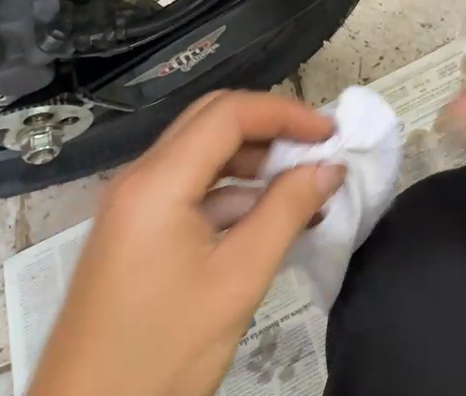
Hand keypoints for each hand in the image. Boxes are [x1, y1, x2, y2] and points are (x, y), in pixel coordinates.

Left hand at [30, 91, 345, 395]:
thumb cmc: (162, 352)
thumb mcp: (238, 280)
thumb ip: (286, 212)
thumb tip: (330, 168)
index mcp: (157, 181)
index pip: (229, 113)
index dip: (286, 113)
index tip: (332, 134)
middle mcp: (139, 179)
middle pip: (213, 122)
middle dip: (271, 128)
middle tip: (318, 149)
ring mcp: (133, 206)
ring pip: (202, 155)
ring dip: (254, 161)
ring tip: (304, 189)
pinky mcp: (135, 233)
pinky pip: (190, 189)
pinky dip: (233, 193)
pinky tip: (270, 220)